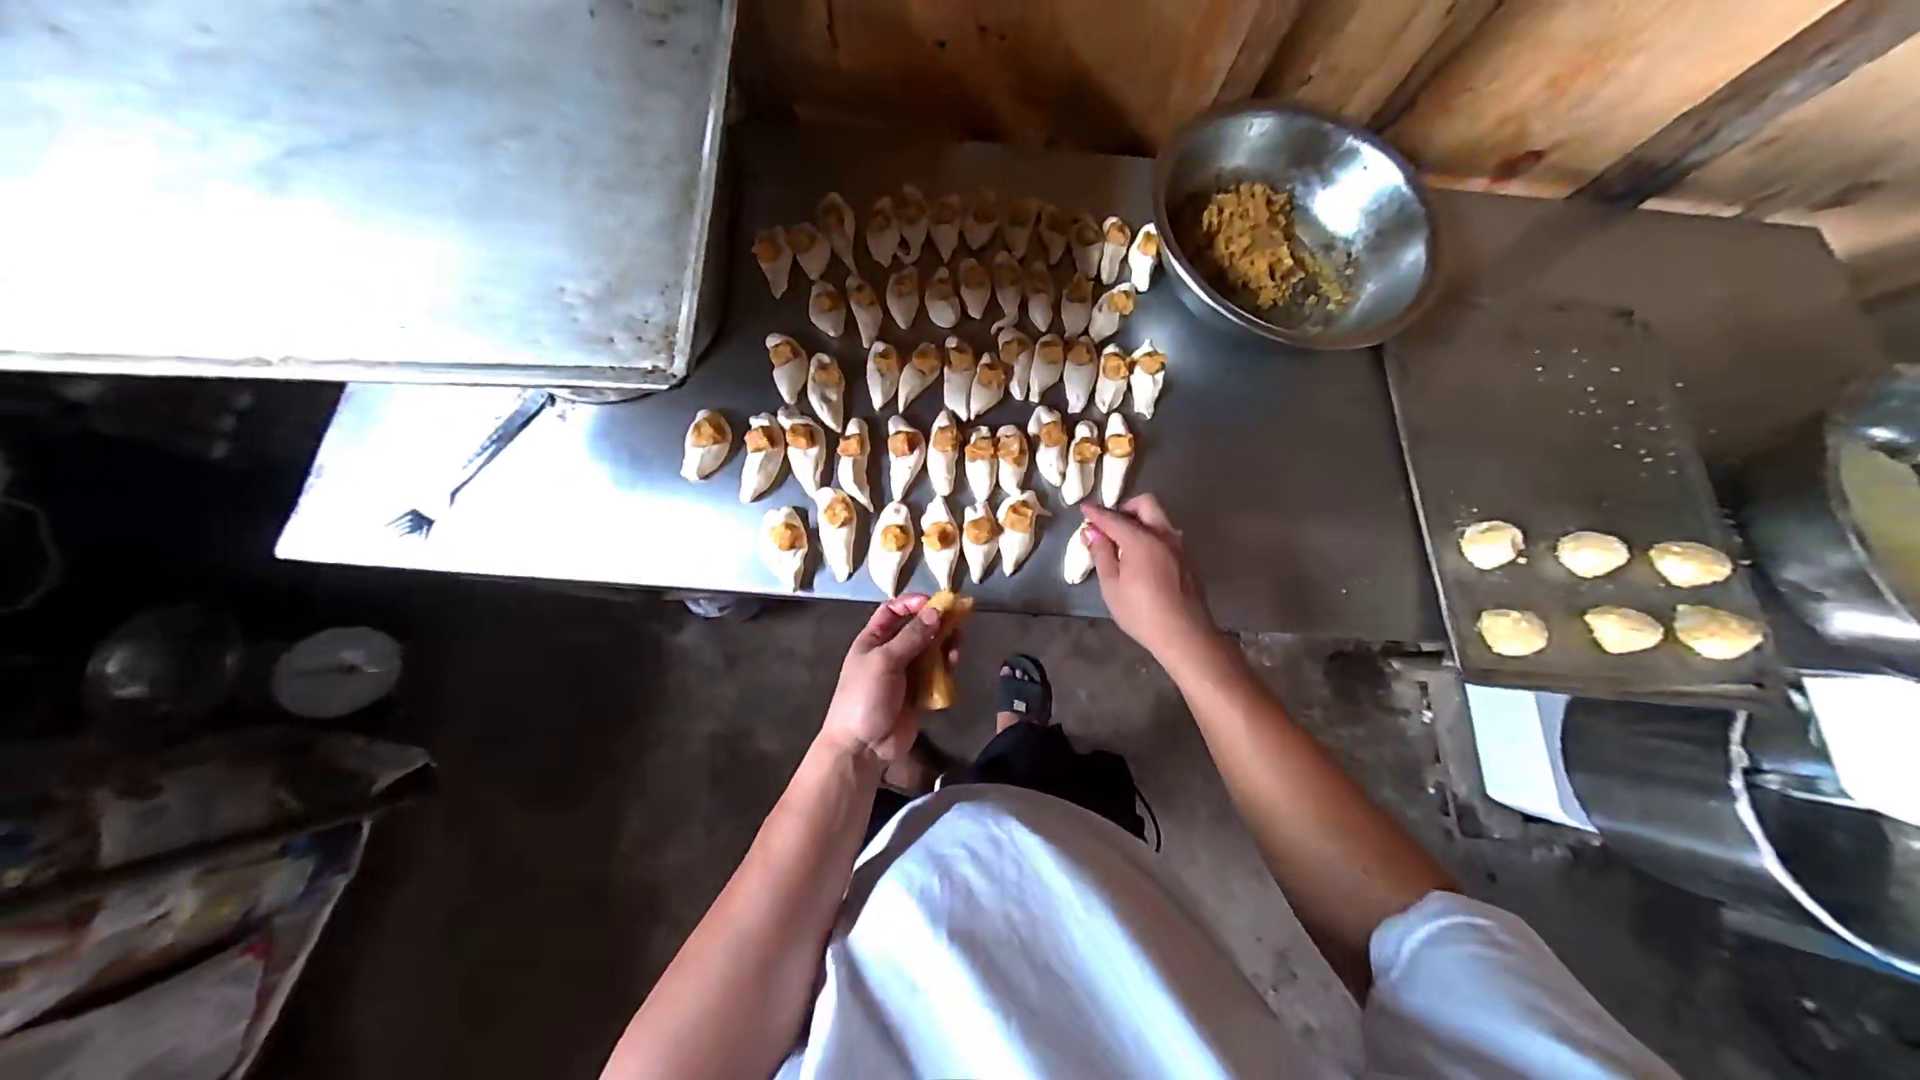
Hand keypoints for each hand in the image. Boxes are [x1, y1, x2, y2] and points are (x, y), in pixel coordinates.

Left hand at [821, 595, 944, 765]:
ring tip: (956, 647)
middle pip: (918, 630)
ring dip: (945, 645)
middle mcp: (891, 653)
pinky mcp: (920, 693)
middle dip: (937, 624)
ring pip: (931, 651)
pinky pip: (937, 673)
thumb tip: (936, 612)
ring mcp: (906, 674)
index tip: (935, 603)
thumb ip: (911, 636)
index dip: (912, 604)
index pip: (893, 612)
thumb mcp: (884, 661)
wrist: (862, 747)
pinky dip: (946, 668)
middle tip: (958, 621)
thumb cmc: (864, 697)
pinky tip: (953, 666)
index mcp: (873, 640)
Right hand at [1081, 495, 1216, 661]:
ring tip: (1124, 544)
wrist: (1185, 635)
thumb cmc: (1141, 613)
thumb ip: (1102, 554)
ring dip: (1140, 521)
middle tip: (1109, 526)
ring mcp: (1180, 546)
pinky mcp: (1187, 559)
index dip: (1096, 513)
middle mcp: (1164, 535)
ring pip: (1159, 518)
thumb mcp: (1111, 586)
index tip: (1083, 509)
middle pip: (1145, 504)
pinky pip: (1167, 535)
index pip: (1113, 518)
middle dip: (1124, 508)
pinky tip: (1142, 559)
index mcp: (1141, 540)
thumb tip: (1094, 533)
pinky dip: (1151, 536)